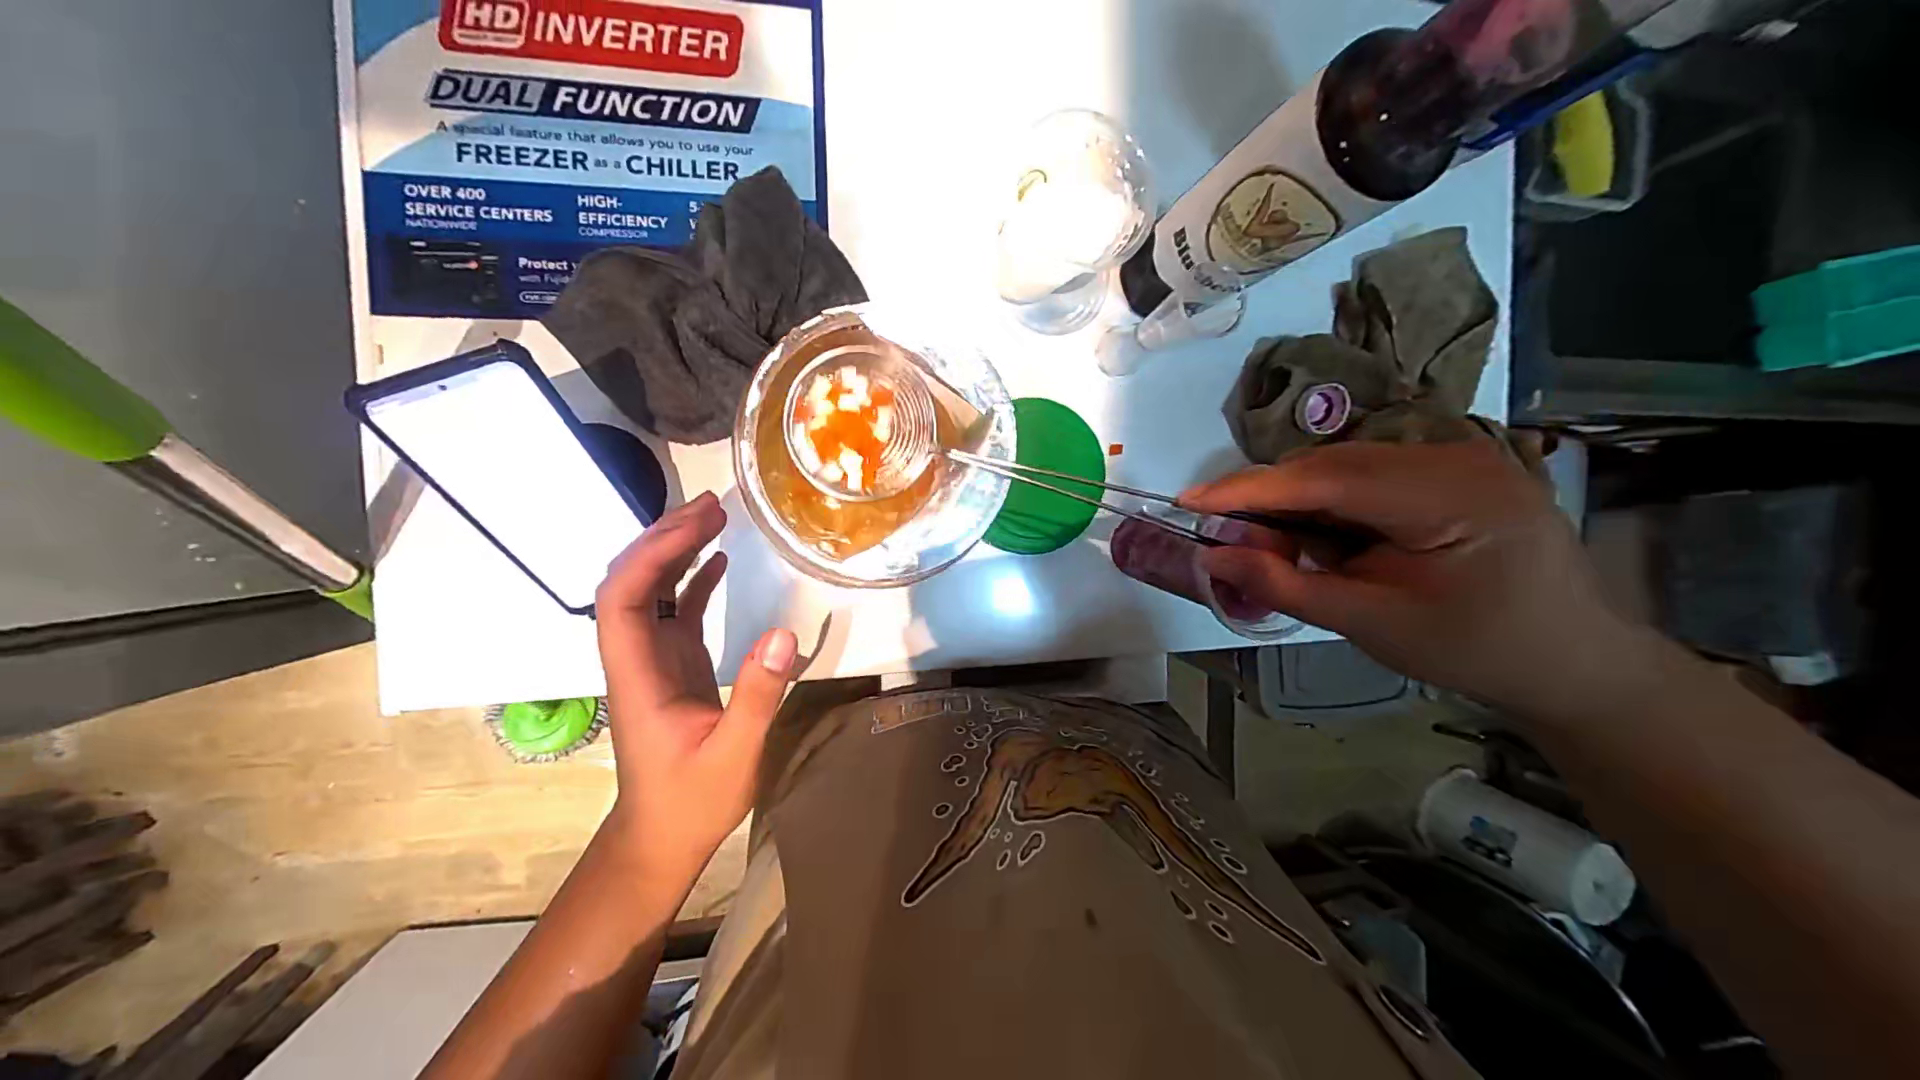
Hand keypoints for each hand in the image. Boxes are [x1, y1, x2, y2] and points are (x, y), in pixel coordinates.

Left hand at [593, 491, 797, 879]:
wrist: (662, 837)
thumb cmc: (691, 802)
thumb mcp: (734, 755)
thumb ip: (758, 696)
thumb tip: (784, 632)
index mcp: (635, 674)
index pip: (622, 598)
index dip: (652, 554)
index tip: (697, 526)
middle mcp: (635, 657)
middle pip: (631, 581)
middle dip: (664, 538)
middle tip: (712, 505)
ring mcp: (653, 659)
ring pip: (651, 591)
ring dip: (676, 550)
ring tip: (715, 517)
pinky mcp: (672, 665)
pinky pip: (675, 611)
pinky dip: (693, 579)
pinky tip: (718, 559)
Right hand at [1179, 437, 1653, 714]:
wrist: (1572, 661)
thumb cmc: (1476, 650)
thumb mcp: (1373, 625)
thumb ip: (1289, 585)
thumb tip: (1213, 556)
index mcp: (1451, 495)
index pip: (1326, 477)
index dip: (1249, 488)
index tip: (1189, 500)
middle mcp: (1457, 457)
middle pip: (1332, 463)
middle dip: (1269, 496)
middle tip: (1223, 536)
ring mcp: (1460, 457)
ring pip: (1345, 465)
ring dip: (1296, 499)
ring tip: (1266, 542)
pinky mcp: (1453, 470)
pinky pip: (1369, 475)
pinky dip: (1328, 501)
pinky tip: (1315, 533)